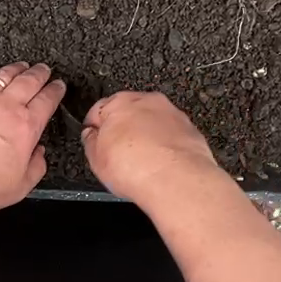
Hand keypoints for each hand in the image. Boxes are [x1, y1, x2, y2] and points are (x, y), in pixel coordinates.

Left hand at [0, 60, 64, 217]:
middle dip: (40, 74)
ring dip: (16, 68)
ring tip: (22, 66)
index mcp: (26, 127)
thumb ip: (36, 166)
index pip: (47, 100)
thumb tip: (39, 154)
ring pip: (3, 75)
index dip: (55, 91)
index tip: (58, 86)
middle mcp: (6, 107)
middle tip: (44, 70)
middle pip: (29, 81)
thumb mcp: (21, 185)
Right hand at [81, 90, 225, 208]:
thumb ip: (90, 141)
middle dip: (123, 131)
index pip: (98, 110)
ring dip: (145, 137)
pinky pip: (170, 135)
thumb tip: (91, 136)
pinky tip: (159, 164)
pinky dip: (164, 145)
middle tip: (118, 155)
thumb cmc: (136, 168)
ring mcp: (171, 113)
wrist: (175, 180)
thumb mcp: (95, 160)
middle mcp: (147, 101)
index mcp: (119, 103)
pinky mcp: (189, 128)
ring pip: (152, 122)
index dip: (95, 129)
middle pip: (128, 113)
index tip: (95, 142)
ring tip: (141, 163)